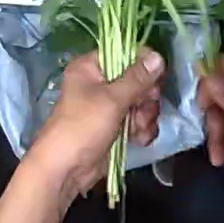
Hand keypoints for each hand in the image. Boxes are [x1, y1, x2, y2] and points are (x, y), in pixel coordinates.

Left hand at [27, 49, 163, 198]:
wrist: (66, 169)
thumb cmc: (83, 126)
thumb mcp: (112, 99)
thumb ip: (137, 78)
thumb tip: (158, 56)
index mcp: (91, 67)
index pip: (124, 53)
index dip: (143, 65)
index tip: (156, 79)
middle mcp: (99, 82)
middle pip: (137, 79)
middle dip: (145, 97)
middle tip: (143, 108)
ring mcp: (108, 105)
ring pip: (140, 101)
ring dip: (145, 116)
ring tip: (137, 129)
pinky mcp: (115, 125)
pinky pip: (137, 120)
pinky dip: (141, 129)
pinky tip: (139, 139)